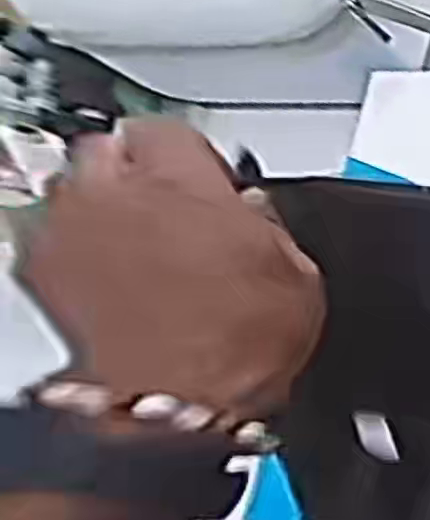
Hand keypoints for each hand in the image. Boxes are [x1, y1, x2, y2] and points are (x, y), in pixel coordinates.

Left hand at [19, 119, 322, 419]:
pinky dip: (95, 246)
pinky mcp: (39, 258)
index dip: (201, 157)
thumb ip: (270, 227)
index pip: (172, 131)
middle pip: (115, 150)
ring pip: (83, 187)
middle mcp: (111, 193)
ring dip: (118, 208)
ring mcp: (66, 224)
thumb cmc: (245, 339)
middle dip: (150, 174)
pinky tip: (136, 279)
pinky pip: (63, 231)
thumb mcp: (301, 277)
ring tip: (163, 253)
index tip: (216, 177)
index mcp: (185, 189)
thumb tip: (254, 212)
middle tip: (186, 211)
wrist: (184, 387)